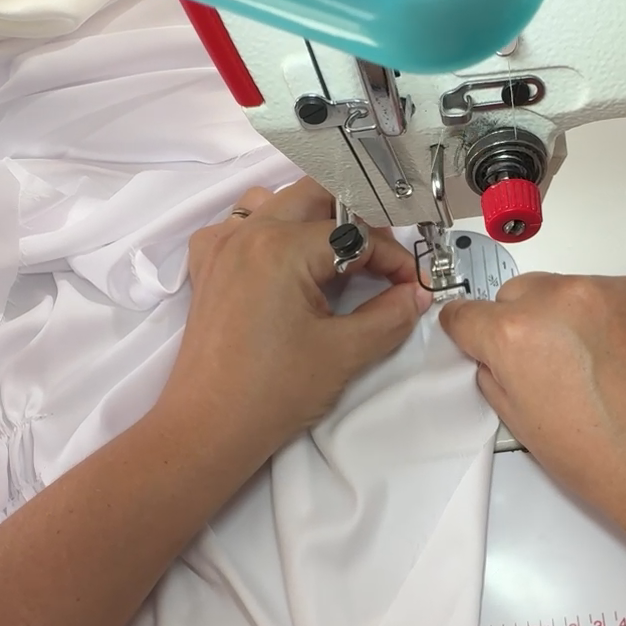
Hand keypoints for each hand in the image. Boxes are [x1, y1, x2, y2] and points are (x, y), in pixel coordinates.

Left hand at [162, 178, 431, 456]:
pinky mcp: (209, 267)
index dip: (392, 257)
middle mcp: (247, 234)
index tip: (411, 285)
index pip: (355, 233)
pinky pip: (243, 225)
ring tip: (338, 260)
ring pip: (277, 202)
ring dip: (314, 219)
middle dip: (358, 223)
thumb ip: (389, 316)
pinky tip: (288, 265)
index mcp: (281, 249)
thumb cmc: (274, 393)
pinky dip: (273, 231)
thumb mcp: (344, 354)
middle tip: (381, 263)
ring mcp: (222, 247)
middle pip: (315, 197)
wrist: (210, 428)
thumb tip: (416, 294)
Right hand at [440, 273, 625, 547]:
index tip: (480, 342)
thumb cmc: (610, 466)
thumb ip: (498, 382)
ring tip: (607, 369)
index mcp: (519, 334)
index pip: (466, 314)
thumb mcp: (527, 432)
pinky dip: (624, 319)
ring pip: (575, 290)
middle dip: (524, 322)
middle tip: (552, 367)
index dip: (471, 335)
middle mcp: (566, 297)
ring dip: (577, 318)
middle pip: (520, 292)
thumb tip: (494, 359)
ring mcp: (621, 288)